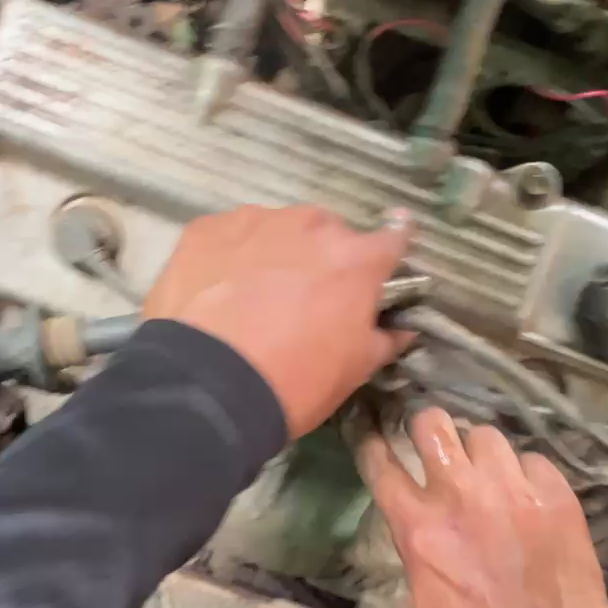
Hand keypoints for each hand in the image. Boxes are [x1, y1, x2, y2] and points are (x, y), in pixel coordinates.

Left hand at [145, 205, 413, 438]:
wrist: (207, 386)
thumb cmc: (295, 379)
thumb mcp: (354, 369)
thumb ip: (384, 339)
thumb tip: (401, 328)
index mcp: (355, 258)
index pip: (392, 239)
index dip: (388, 251)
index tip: (380, 263)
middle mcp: (309, 226)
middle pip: (327, 232)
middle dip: (322, 257)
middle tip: (305, 298)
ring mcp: (254, 221)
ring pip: (276, 229)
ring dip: (274, 252)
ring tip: (253, 295)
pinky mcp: (206, 228)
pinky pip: (229, 235)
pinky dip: (229, 255)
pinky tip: (215, 289)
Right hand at [357, 408, 607, 607]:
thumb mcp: (422, 597)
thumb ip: (413, 544)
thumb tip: (413, 513)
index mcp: (420, 527)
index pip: (380, 463)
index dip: (370, 439)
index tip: (372, 429)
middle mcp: (460, 495)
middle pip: (432, 422)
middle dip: (430, 428)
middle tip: (439, 445)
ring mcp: (511, 488)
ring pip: (485, 434)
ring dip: (481, 454)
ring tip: (492, 476)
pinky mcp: (553, 491)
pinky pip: (530, 458)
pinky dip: (525, 474)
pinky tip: (529, 498)